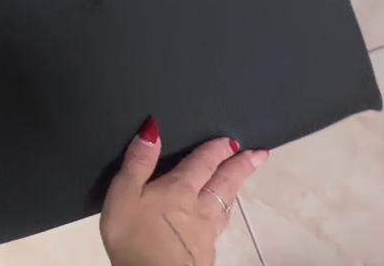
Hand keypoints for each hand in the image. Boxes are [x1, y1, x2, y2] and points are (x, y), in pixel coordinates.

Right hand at [100, 118, 267, 265]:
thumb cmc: (132, 232)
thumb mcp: (124, 190)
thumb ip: (139, 160)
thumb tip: (153, 129)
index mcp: (179, 190)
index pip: (202, 164)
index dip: (216, 150)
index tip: (231, 140)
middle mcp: (200, 209)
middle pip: (225, 184)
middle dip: (240, 167)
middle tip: (260, 154)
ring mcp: (206, 234)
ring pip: (226, 205)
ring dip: (235, 189)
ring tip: (240, 179)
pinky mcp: (205, 253)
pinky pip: (220, 224)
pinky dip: (224, 211)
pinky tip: (218, 215)